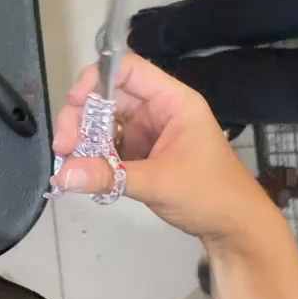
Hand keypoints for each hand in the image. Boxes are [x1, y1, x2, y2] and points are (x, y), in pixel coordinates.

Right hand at [51, 53, 280, 249]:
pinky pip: (105, 146)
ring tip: (68, 163)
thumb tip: (63, 174)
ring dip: (80, 139)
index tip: (74, 102)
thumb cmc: (211, 194)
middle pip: (105, 97)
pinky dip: (89, 156)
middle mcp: (155, 110)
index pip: (128, 70)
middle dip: (79, 117)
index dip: (96, 78)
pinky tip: (77, 172)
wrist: (234, 228)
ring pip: (101, 122)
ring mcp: (145, 132)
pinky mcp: (138, 154)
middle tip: (63, 147)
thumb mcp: (159, 183)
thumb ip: (109, 176)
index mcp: (172, 102)